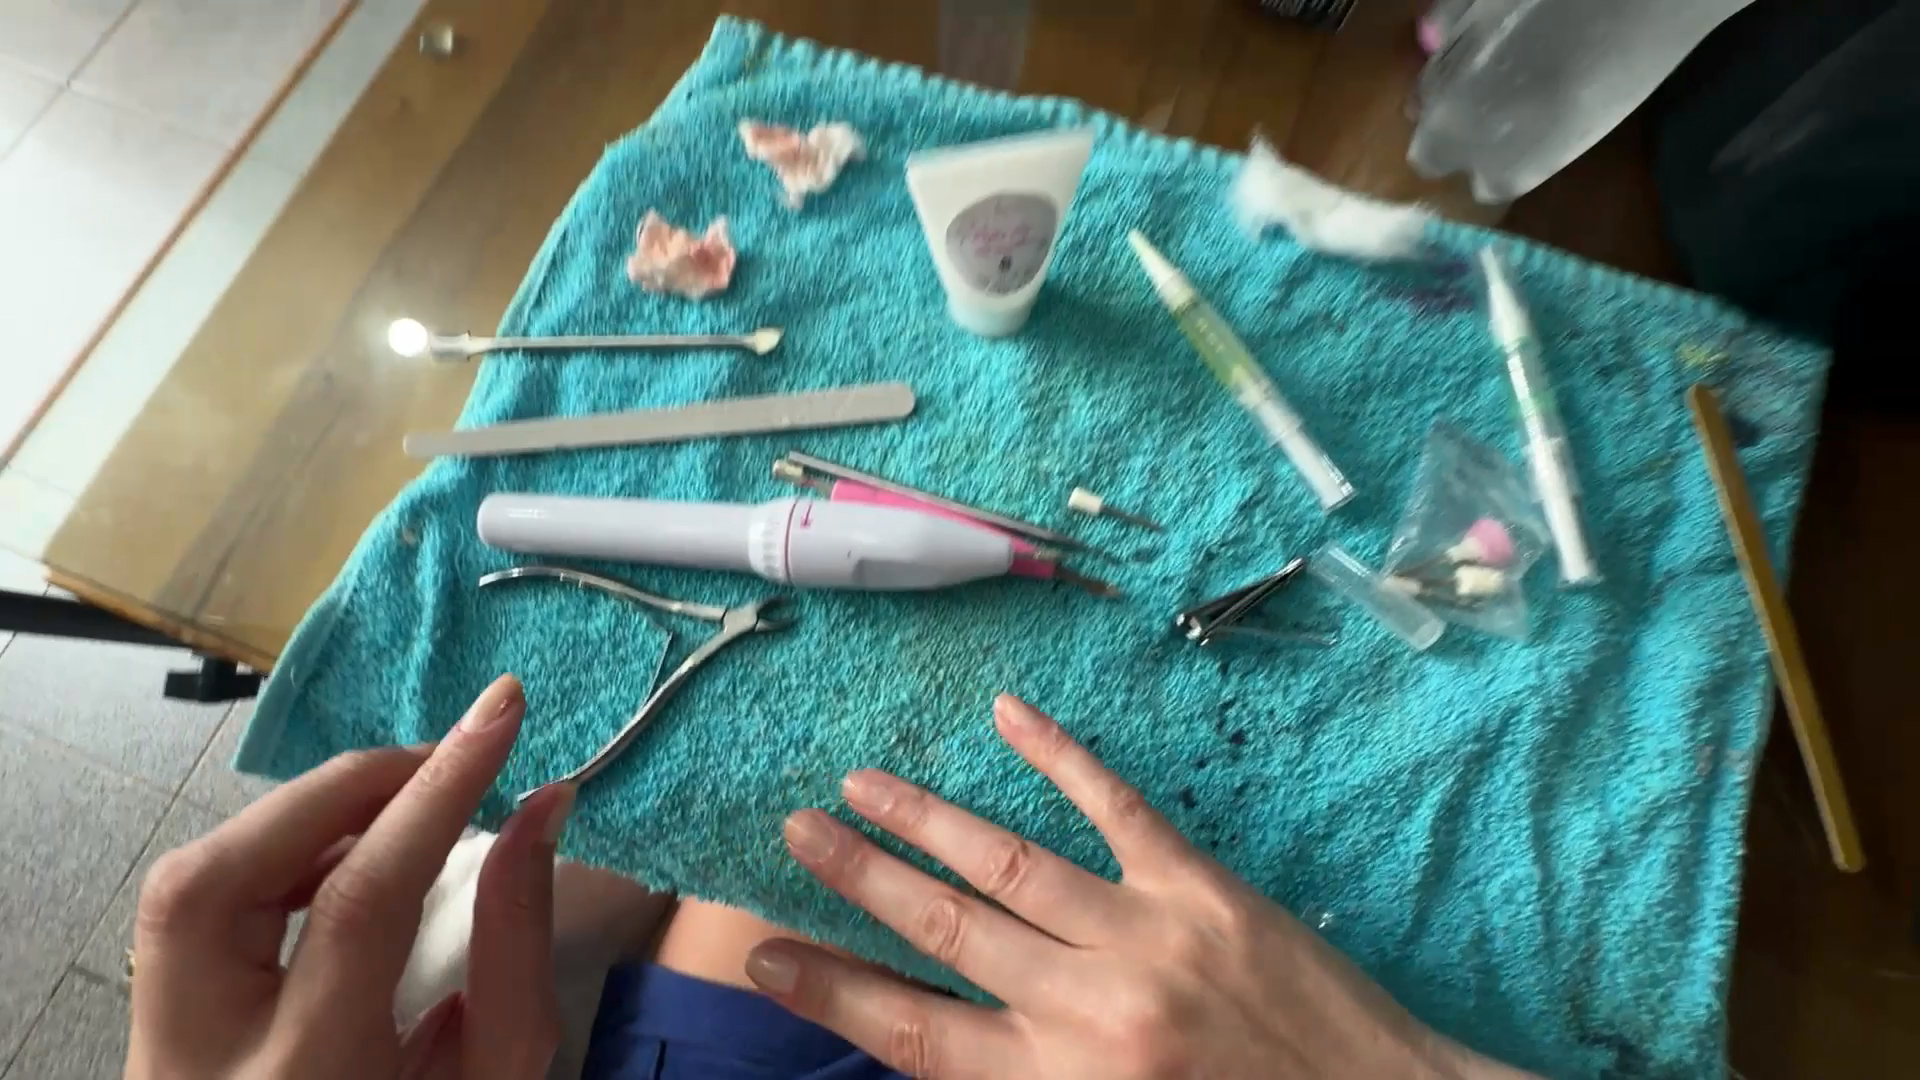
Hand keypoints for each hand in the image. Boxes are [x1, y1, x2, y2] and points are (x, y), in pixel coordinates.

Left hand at [125, 675, 573, 1079]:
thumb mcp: (505, 1063)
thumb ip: (518, 930)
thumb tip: (541, 803)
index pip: (362, 898)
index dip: (441, 786)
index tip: (501, 710)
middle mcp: (196, 1066)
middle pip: (213, 881)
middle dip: (340, 791)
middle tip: (439, 766)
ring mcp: (155, 1049)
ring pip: (190, 884)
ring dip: (308, 813)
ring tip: (406, 805)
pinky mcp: (158, 1025)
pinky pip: (202, 905)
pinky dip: (287, 847)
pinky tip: (355, 852)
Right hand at [746, 695, 1530, 1079]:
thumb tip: (931, 1046)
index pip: (917, 1034)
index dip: (833, 990)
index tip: (766, 951)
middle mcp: (1092, 1007)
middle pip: (949, 931)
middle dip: (863, 879)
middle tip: (800, 827)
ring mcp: (1144, 932)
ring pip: (1011, 863)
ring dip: (931, 820)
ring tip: (866, 783)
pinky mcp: (1196, 884)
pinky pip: (1114, 806)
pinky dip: (1059, 756)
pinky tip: (1009, 713)